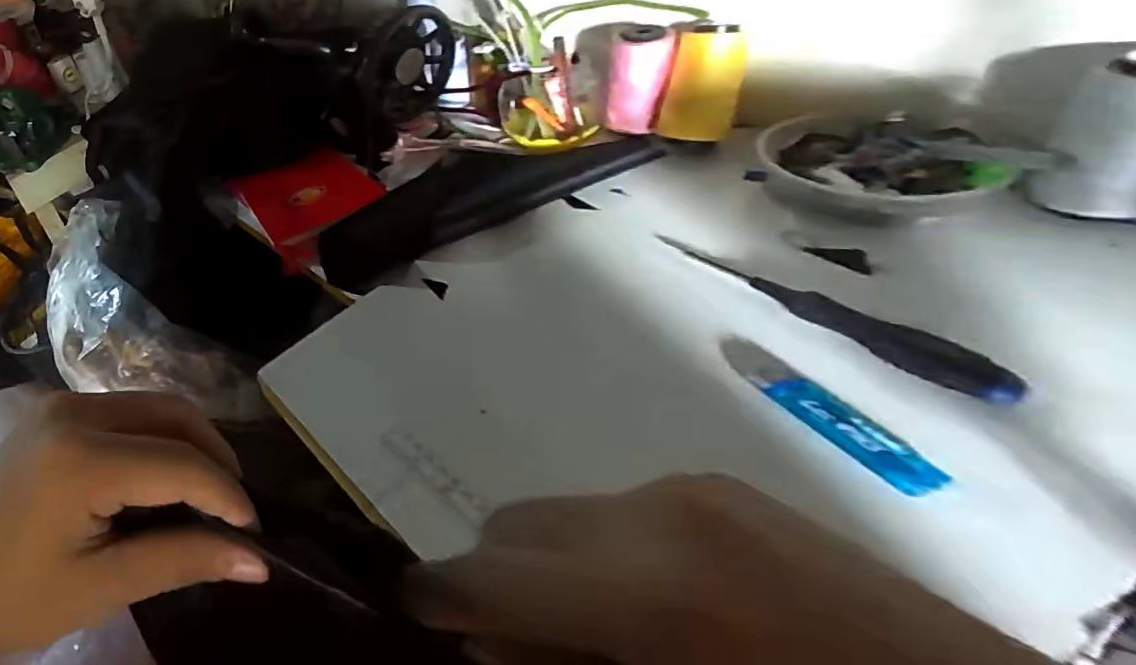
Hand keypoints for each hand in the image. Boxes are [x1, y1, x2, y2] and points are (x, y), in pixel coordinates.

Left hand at [0, 392, 267, 663]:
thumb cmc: (8, 602)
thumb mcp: (100, 586)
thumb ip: (181, 560)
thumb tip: (256, 561)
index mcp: (83, 455)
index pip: (181, 463)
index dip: (227, 494)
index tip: (254, 533)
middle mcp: (75, 410)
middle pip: (172, 414)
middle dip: (214, 457)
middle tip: (234, 511)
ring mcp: (60, 404)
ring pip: (151, 406)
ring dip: (186, 444)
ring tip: (203, 498)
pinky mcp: (53, 411)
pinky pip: (123, 411)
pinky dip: (154, 438)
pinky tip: (158, 479)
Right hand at [405, 474, 1051, 664]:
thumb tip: (488, 647)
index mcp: (651, 589)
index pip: (497, 570)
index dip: (441, 593)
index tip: (409, 605)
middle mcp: (657, 511)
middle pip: (515, 522)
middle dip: (495, 579)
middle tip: (513, 643)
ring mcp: (695, 489)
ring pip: (564, 512)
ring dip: (553, 567)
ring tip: (592, 630)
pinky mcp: (725, 487)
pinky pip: (622, 511)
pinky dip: (606, 556)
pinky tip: (657, 611)